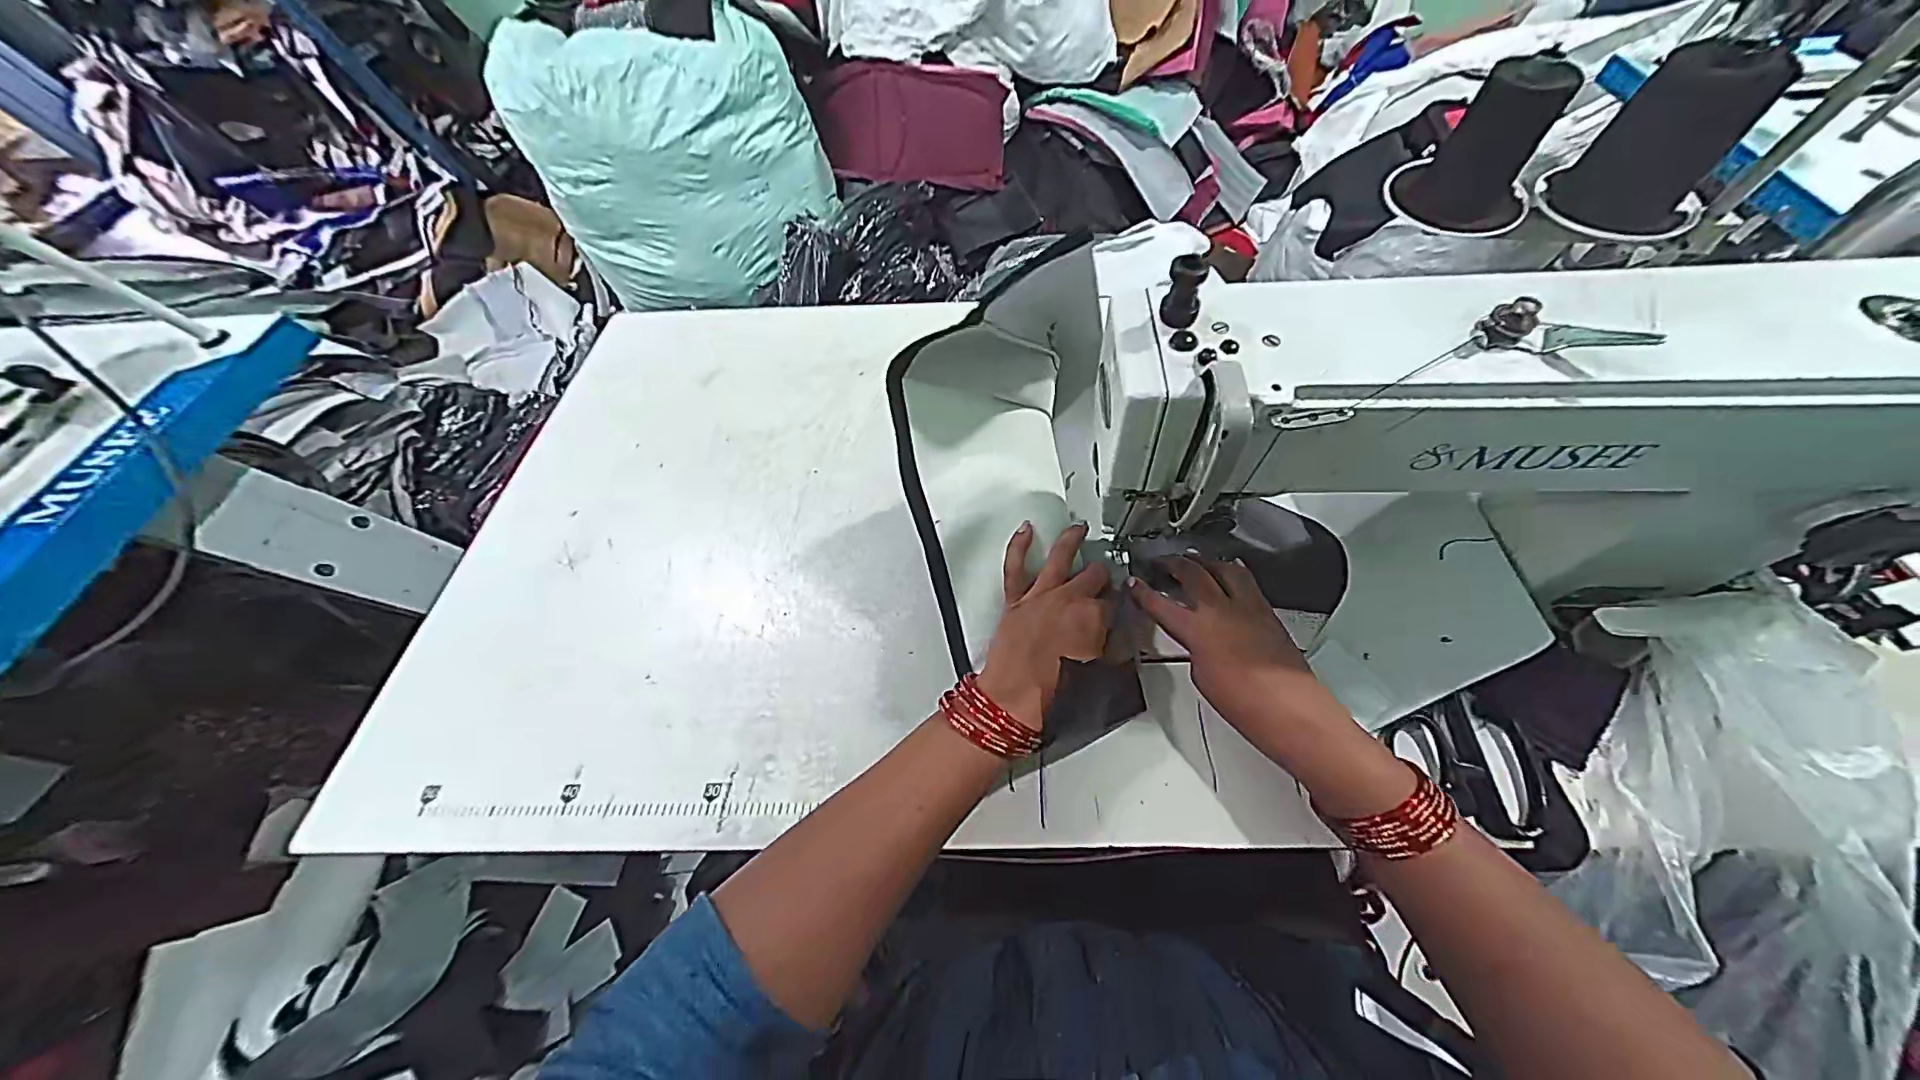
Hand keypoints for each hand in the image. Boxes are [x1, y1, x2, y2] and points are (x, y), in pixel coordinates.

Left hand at [977, 522, 1109, 731]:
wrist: (1015, 697)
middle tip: (1104, 576)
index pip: (1114, 603)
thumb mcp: (1097, 673)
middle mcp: (1069, 600)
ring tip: (1079, 529)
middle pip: (1093, 576)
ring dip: (1071, 540)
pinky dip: (1019, 546)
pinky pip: (1016, 566)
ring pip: (1060, 558)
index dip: (1117, 605)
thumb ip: (1109, 649)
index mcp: (1094, 617)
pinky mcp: (1016, 599)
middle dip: (1102, 575)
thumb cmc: (1054, 691)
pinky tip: (1026, 530)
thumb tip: (1115, 641)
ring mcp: (1041, 595)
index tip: (1119, 608)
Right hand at [1129, 557, 1382, 796]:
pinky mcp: (1269, 613)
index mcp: (1198, 630)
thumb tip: (1197, 640)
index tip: (1135, 583)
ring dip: (1205, 561)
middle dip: (1174, 564)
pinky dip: (1234, 571)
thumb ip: (1194, 649)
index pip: (1161, 604)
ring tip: (1196, 559)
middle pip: (1192, 573)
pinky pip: (1248, 581)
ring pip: (1224, 568)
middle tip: (1163, 562)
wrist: (1289, 709)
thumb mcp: (1202, 677)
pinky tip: (1231, 573)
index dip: (1143, 592)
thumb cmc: (1248, 703)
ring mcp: (1249, 608)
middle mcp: (1222, 611)